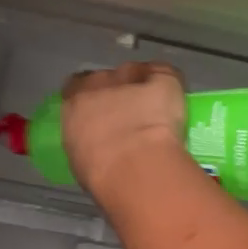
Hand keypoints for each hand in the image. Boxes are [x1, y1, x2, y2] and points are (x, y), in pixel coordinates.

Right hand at [60, 62, 188, 197]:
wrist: (134, 167)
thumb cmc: (100, 175)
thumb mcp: (81, 161)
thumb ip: (86, 143)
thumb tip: (95, 146)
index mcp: (75, 105)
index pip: (76, 89)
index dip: (89, 99)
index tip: (97, 114)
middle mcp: (100, 84)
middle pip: (106, 80)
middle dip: (115, 94)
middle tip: (127, 119)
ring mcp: (132, 78)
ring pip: (135, 75)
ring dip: (142, 88)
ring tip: (153, 112)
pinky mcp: (164, 79)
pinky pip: (164, 74)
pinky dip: (168, 84)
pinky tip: (171, 102)